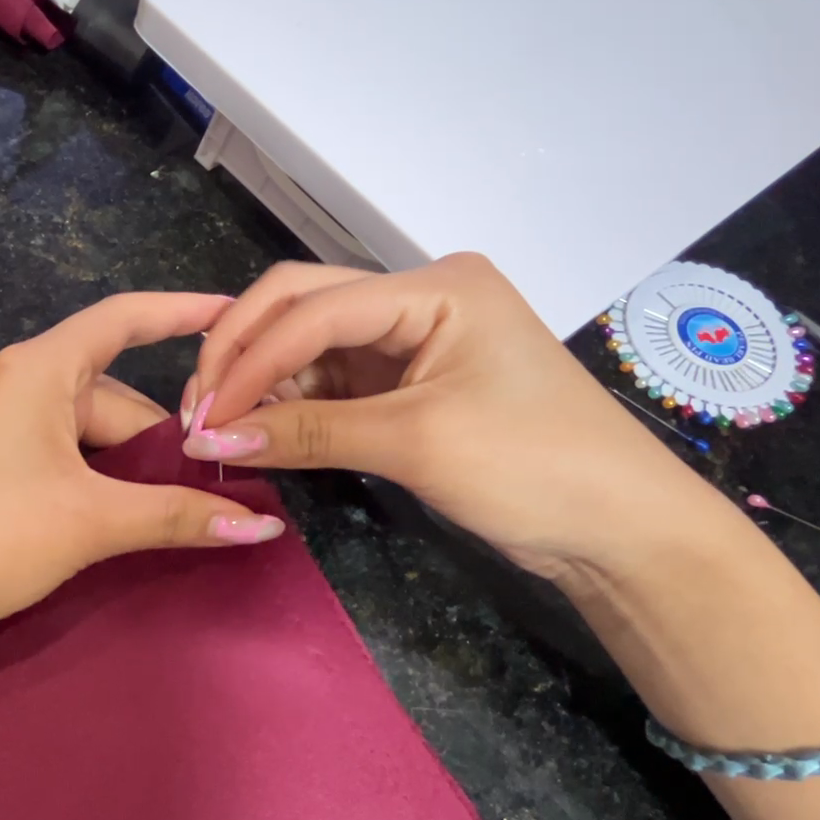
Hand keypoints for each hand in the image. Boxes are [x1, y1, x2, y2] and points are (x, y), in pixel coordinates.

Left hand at [0, 293, 284, 657]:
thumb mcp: (91, 522)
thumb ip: (178, 515)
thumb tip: (266, 526)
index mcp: (41, 367)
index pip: (125, 319)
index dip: (183, 311)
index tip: (235, 313)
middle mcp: (21, 381)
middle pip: (115, 393)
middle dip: (164, 437)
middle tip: (220, 486)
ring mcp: (2, 423)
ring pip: (91, 432)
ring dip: (133, 469)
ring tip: (180, 513)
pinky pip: (64, 454)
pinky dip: (100, 480)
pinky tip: (125, 519)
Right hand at [178, 256, 715, 579]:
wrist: (622, 532)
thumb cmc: (534, 469)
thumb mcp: (412, 443)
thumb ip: (303, 433)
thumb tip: (206, 442)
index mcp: (435, 288)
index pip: (313, 307)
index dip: (249, 359)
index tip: (202, 417)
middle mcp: (417, 299)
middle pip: (301, 306)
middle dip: (242, 354)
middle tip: (197, 411)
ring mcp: (409, 340)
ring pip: (306, 344)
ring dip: (259, 382)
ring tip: (218, 429)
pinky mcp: (402, 381)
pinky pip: (326, 381)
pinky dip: (287, 405)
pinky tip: (256, 430)